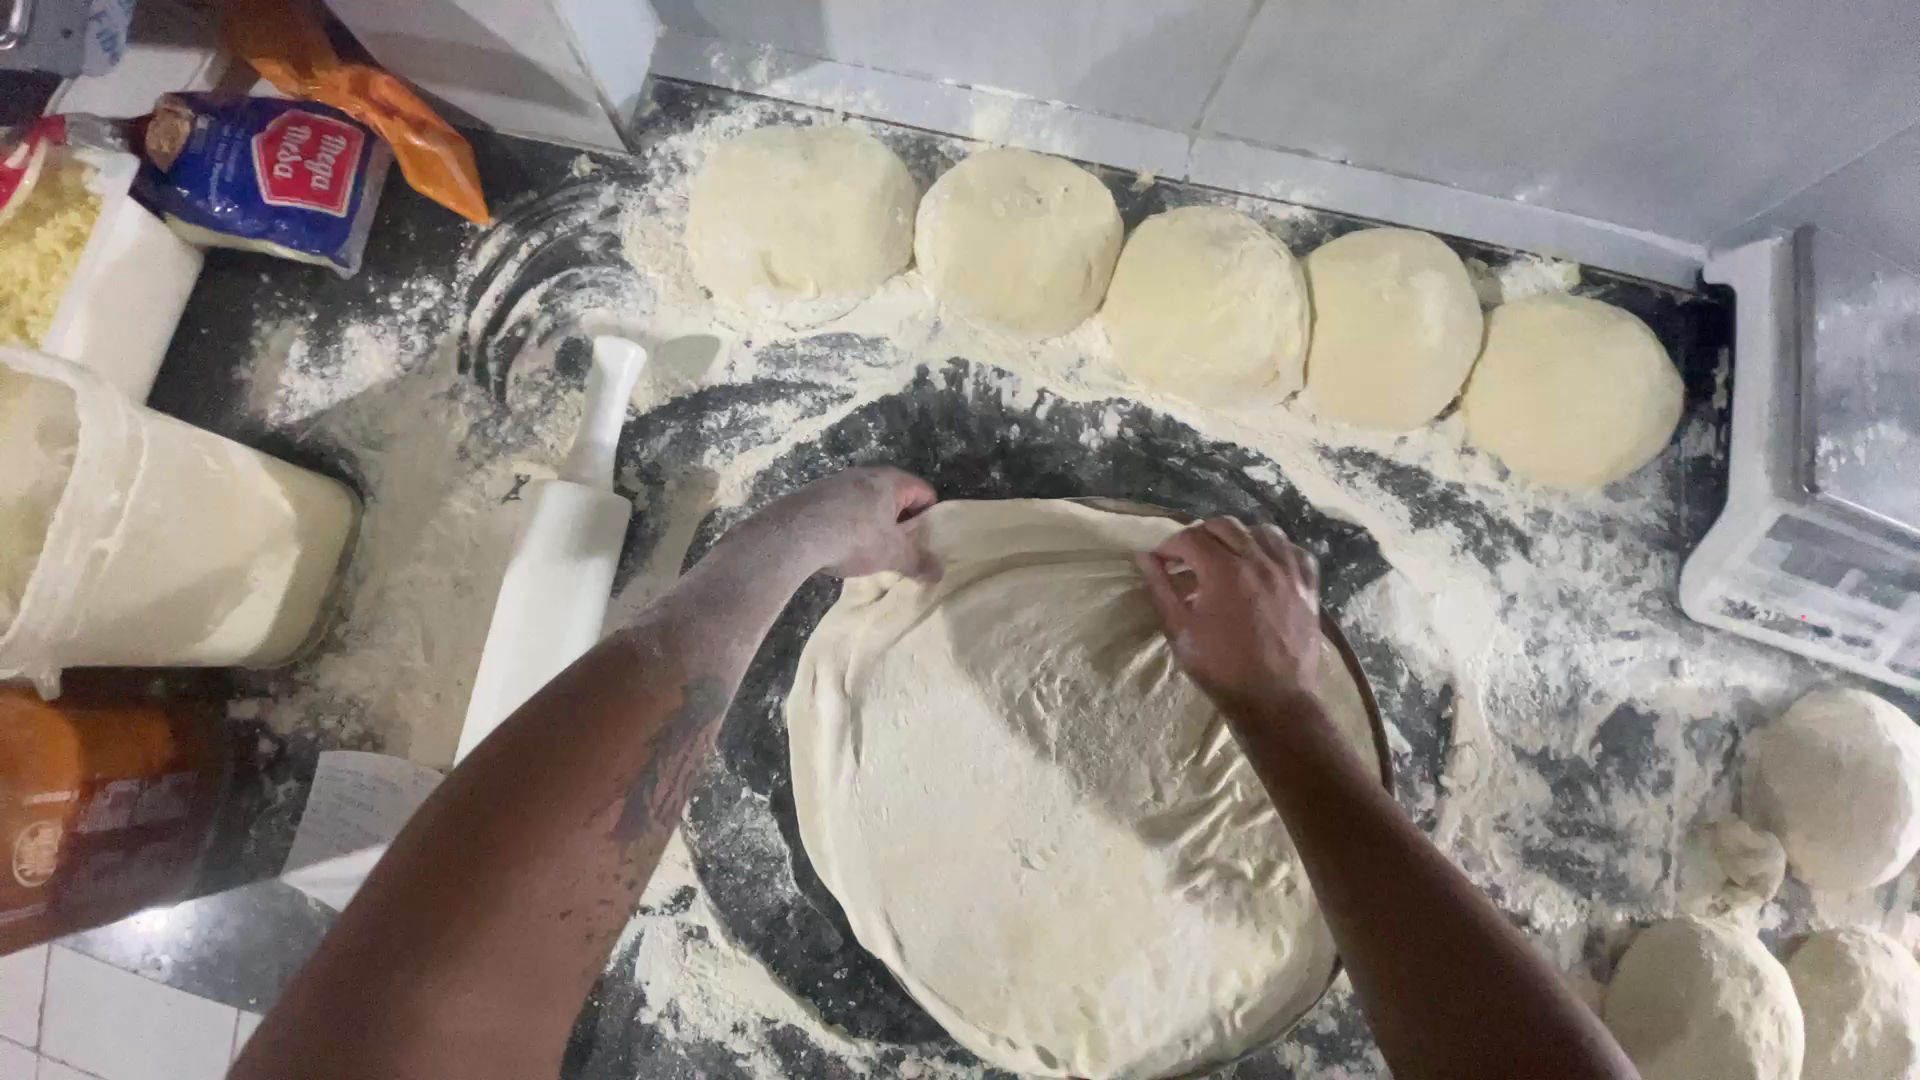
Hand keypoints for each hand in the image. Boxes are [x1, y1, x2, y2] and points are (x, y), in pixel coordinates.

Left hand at [754, 467, 938, 578]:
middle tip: (901, 549)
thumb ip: (918, 562)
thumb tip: (939, 573)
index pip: (925, 492)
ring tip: (870, 551)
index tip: (926, 541)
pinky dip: (847, 525)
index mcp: (890, 481)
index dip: (930, 517)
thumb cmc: (854, 537)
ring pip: (866, 502)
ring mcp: (836, 482)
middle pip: (895, 497)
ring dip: (872, 524)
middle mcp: (864, 474)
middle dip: (900, 523)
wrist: (793, 534)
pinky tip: (839, 546)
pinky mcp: (813, 494)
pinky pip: (842, 508)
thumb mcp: (892, 555)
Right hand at [1135, 518, 1321, 714]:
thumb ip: (1161, 588)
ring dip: (1237, 538)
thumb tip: (1144, 557)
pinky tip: (1263, 565)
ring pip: (1261, 531)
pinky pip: (1293, 550)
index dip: (1169, 546)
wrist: (1274, 699)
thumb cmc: (1220, 667)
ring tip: (1225, 559)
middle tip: (1188, 560)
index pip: (1190, 538)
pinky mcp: (1308, 585)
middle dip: (1199, 536)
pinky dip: (1274, 550)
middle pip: (1224, 525)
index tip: (1161, 562)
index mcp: (1224, 571)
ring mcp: (1288, 571)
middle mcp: (1258, 561)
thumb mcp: (1180, 629)